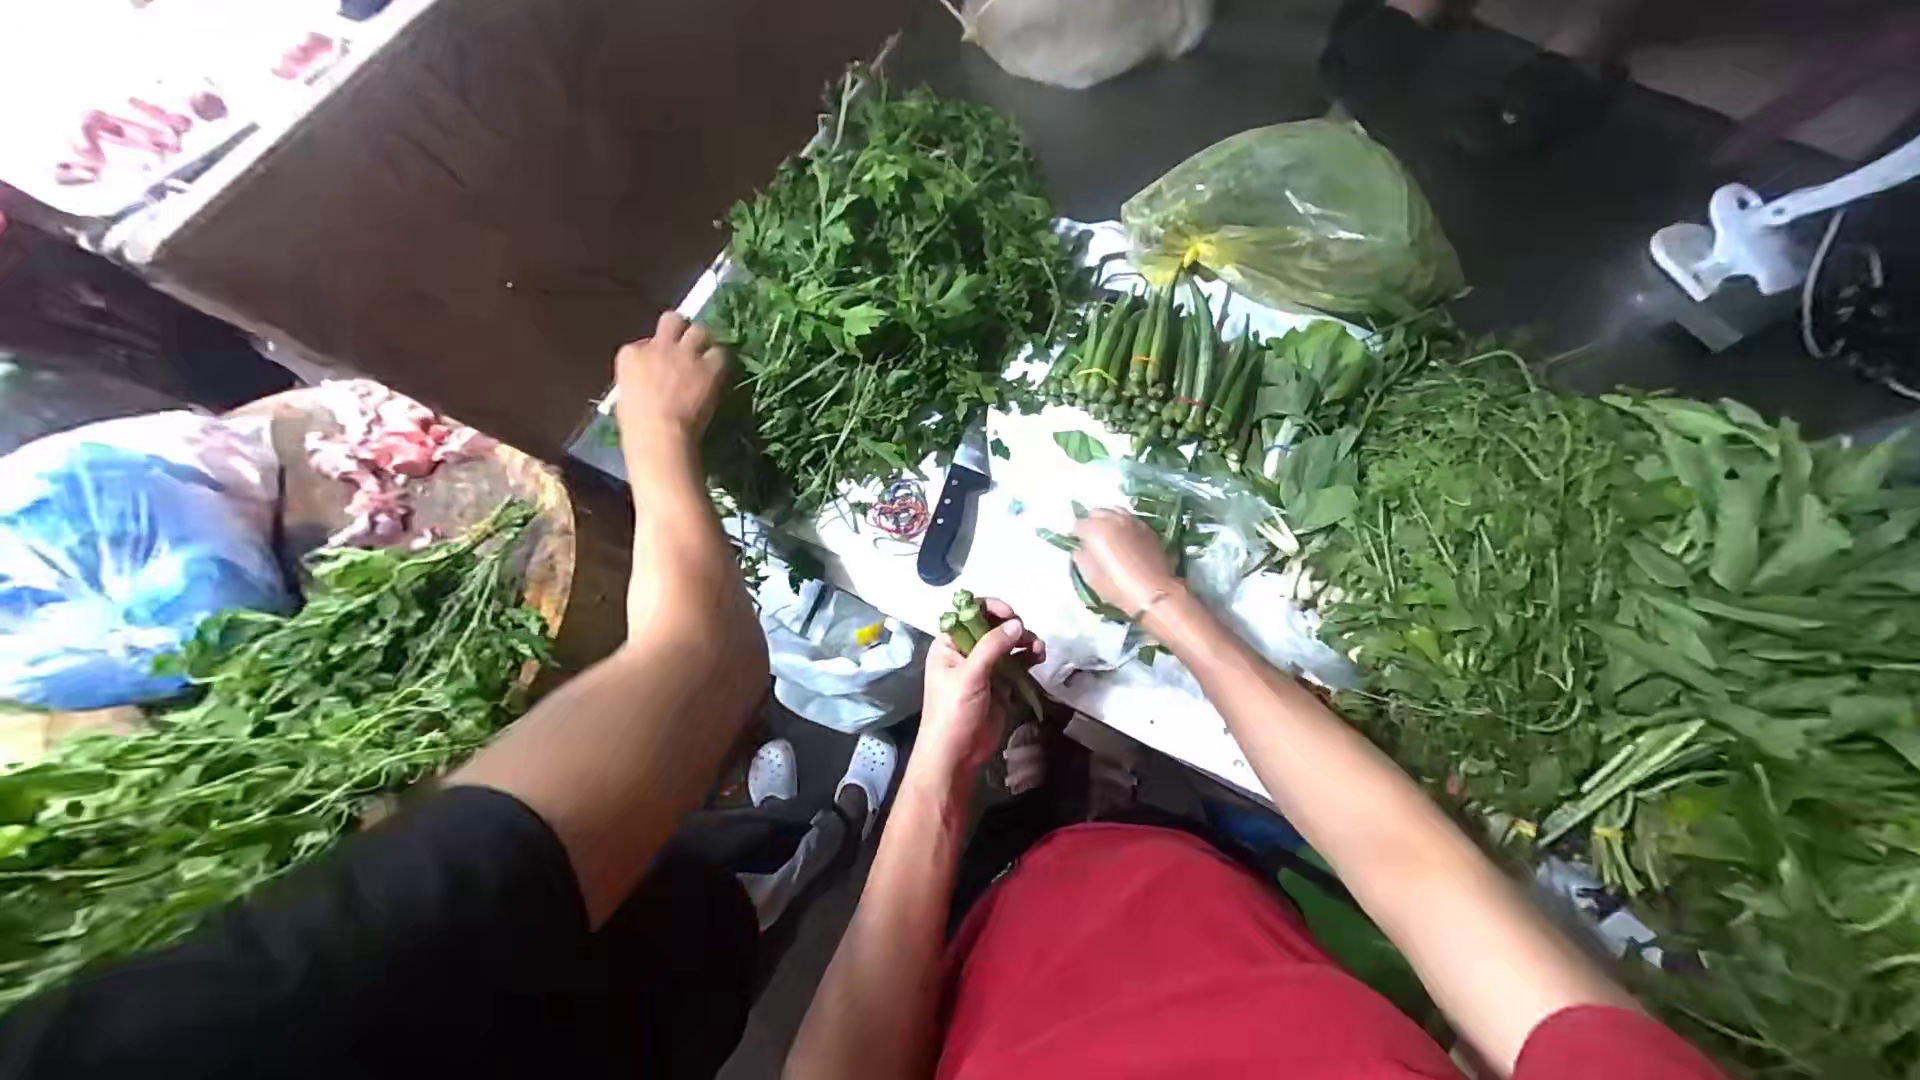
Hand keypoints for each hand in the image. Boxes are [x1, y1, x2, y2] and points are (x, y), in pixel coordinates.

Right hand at [614, 311, 728, 452]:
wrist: (660, 432)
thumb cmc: (638, 424)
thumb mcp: (626, 394)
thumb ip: (640, 377)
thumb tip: (653, 378)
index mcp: (631, 354)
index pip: (647, 341)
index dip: (658, 351)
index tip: (663, 364)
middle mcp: (659, 346)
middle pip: (673, 320)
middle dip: (681, 328)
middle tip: (689, 343)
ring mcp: (685, 354)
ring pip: (700, 331)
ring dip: (704, 342)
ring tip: (707, 356)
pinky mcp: (708, 367)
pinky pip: (721, 353)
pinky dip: (721, 360)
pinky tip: (720, 371)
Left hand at [910, 598, 1044, 791]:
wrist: (956, 754)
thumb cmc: (952, 712)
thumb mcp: (969, 675)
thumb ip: (992, 647)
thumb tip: (1016, 623)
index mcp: (949, 644)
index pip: (969, 614)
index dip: (990, 608)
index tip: (1010, 615)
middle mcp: (967, 651)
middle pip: (993, 626)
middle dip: (1012, 626)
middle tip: (1026, 636)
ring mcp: (985, 667)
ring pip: (1008, 643)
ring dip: (1025, 640)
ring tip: (1038, 649)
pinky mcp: (1000, 683)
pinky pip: (1017, 662)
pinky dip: (1028, 656)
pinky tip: (1039, 657)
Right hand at [1073, 509, 1180, 616]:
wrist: (1154, 592)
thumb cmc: (1117, 587)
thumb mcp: (1090, 576)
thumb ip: (1081, 557)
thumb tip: (1080, 549)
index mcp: (1097, 530)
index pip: (1078, 524)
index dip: (1074, 534)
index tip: (1075, 542)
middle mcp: (1114, 520)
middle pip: (1097, 512)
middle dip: (1090, 522)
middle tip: (1089, 537)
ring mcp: (1133, 522)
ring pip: (1115, 510)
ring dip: (1108, 519)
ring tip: (1106, 532)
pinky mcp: (1148, 529)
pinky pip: (1130, 519)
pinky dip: (1123, 523)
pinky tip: (1123, 535)